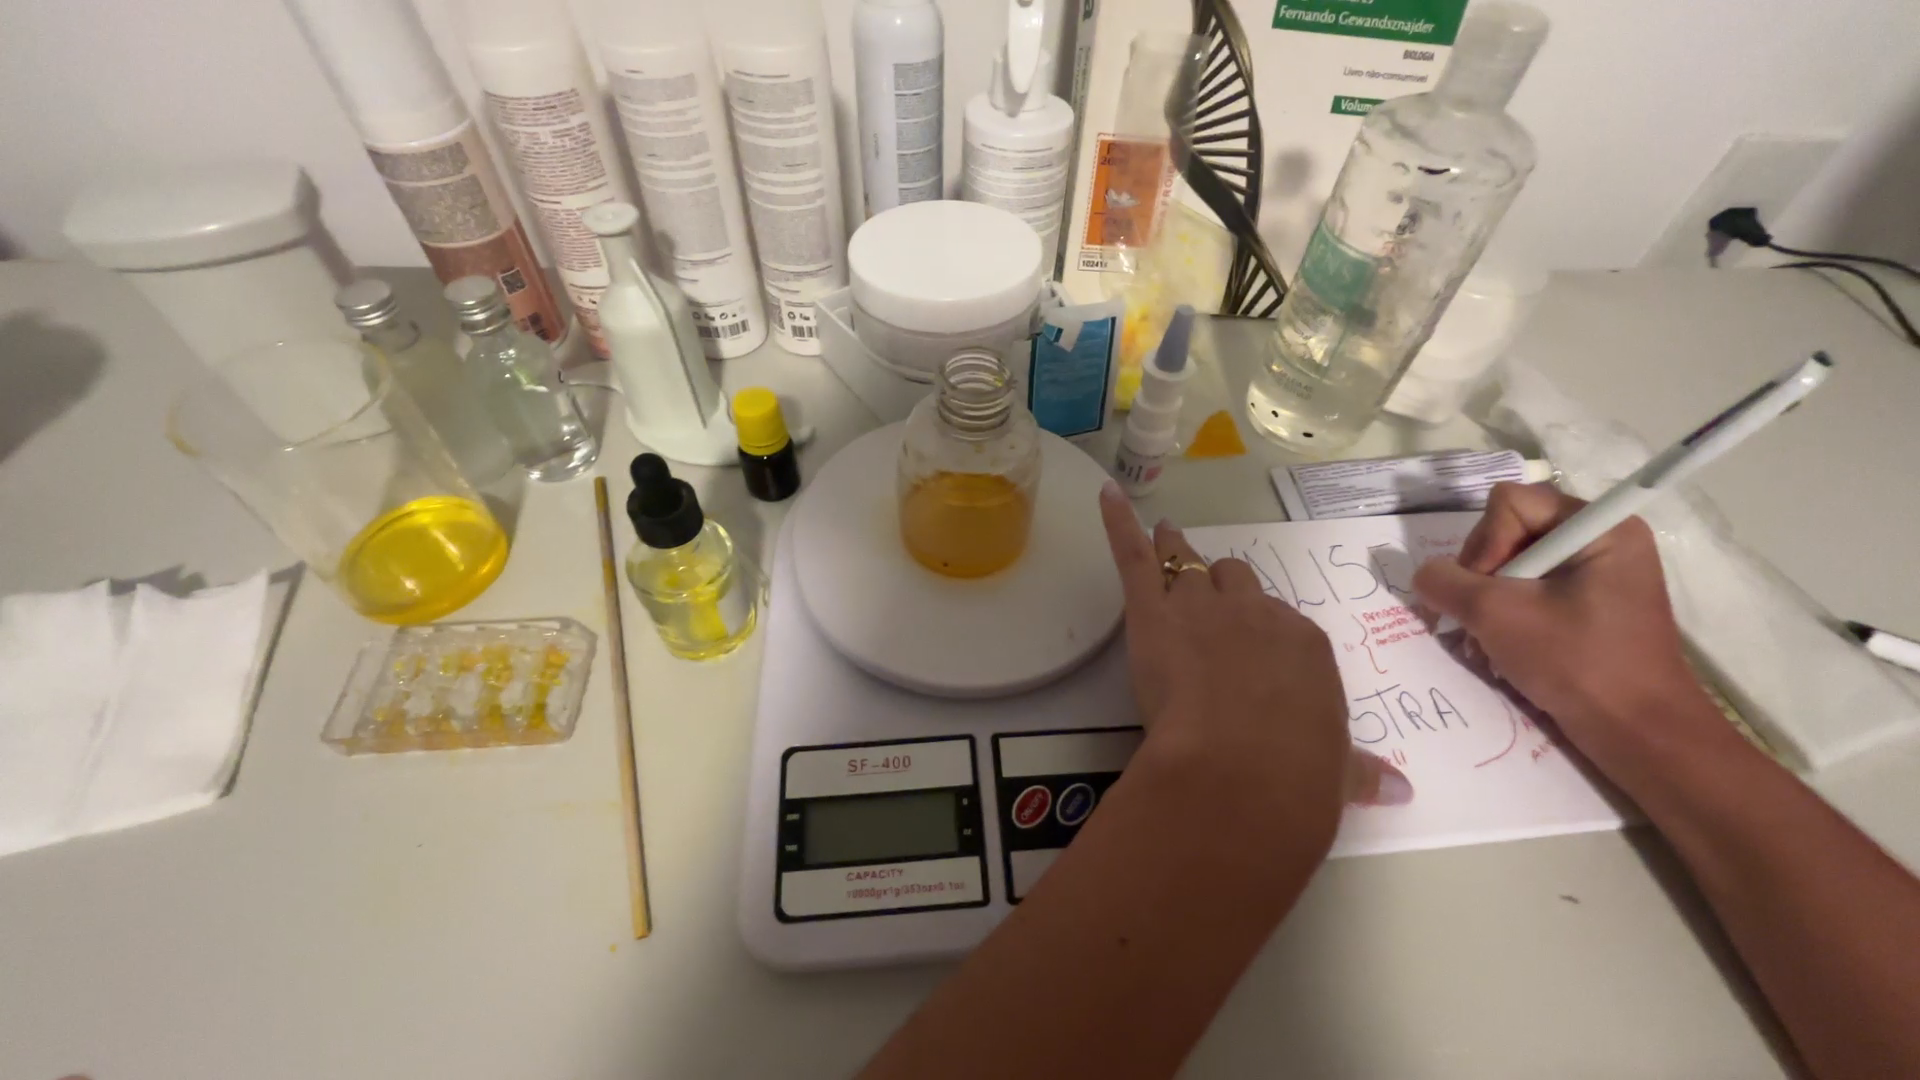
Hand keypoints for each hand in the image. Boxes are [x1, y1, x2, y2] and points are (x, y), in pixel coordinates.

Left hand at [1098, 484, 1409, 849]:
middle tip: (1203, 597)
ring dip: (1177, 552)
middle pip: (1234, 581)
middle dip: (1221, 586)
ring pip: (1190, 565)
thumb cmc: (1297, 773)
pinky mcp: (1151, 611)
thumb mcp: (1337, 772)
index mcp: (1301, 644)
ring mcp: (1201, 606)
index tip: (1250, 649)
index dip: (1258, 632)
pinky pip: (1134, 556)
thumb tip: (1398, 791)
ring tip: (1167, 536)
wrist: (1244, 765)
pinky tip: (1108, 493)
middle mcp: (1254, 614)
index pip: (1278, 622)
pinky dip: (1119, 522)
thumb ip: (1359, 771)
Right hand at [1412, 482, 1729, 770]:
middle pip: (1507, 532)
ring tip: (1487, 641)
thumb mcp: (1495, 615)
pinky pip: (1529, 590)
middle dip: (1482, 577)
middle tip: (1481, 619)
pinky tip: (1502, 647)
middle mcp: (1601, 540)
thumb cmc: (1576, 662)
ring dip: (1487, 603)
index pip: (1509, 504)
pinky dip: (1506, 616)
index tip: (1489, 591)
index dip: (1485, 544)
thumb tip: (1426, 575)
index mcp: (1598, 528)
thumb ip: (1445, 582)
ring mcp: (1596, 574)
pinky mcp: (1589, 605)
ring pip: (1511, 565)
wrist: (1638, 732)